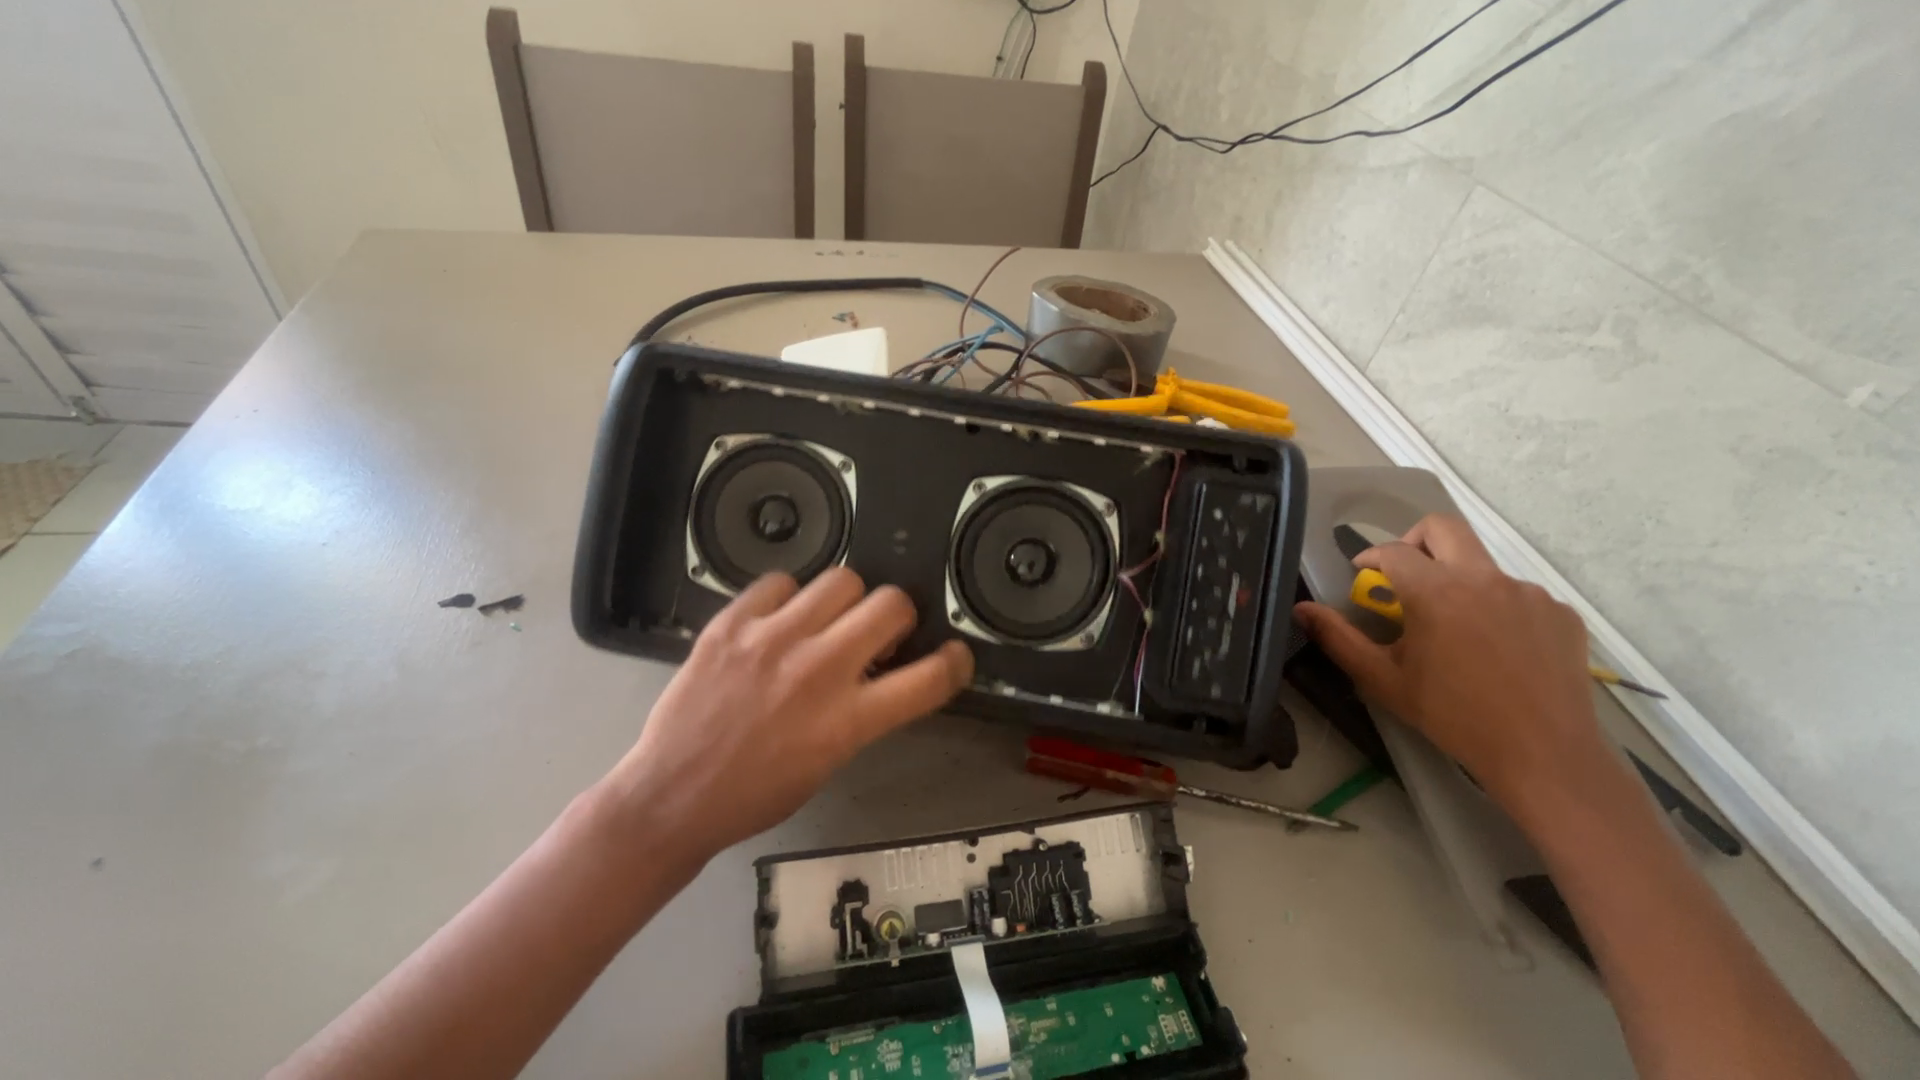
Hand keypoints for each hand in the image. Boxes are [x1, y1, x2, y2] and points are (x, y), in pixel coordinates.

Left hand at [599, 568, 973, 862]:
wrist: (672, 795)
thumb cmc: (755, 794)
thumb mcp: (829, 762)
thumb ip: (862, 711)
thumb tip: (882, 670)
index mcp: (848, 719)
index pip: (929, 677)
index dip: (954, 662)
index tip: (953, 656)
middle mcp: (818, 669)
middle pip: (892, 604)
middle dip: (897, 618)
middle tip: (877, 635)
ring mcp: (772, 639)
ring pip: (842, 580)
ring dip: (845, 602)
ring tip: (825, 622)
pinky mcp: (732, 623)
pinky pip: (780, 581)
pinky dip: (788, 597)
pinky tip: (778, 622)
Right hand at [1292, 515, 1604, 809]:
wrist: (1541, 752)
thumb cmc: (1452, 716)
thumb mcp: (1384, 680)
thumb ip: (1338, 639)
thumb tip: (1301, 610)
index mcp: (1436, 592)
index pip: (1393, 551)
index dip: (1371, 557)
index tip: (1364, 573)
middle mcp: (1484, 578)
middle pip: (1443, 528)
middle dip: (1414, 540)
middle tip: (1405, 573)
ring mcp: (1528, 593)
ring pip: (1482, 566)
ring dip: (1458, 582)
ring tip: (1455, 629)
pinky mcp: (1559, 612)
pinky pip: (1519, 596)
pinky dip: (1498, 609)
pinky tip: (1496, 649)